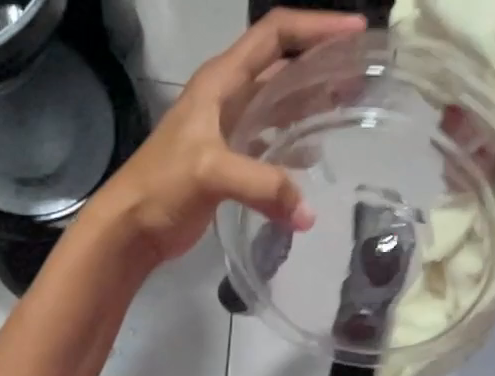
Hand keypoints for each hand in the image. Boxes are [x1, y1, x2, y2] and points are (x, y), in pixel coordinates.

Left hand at [85, 8, 366, 263]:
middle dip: (321, 65)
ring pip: (278, 107)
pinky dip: (294, 149)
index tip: (356, 31)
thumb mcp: (211, 174)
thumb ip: (262, 187)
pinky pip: (271, 147)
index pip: (273, 35)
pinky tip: (316, 159)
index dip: (315, 27)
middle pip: (281, 68)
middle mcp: (226, 98)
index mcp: (220, 82)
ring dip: (311, 105)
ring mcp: (228, 132)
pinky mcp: (229, 166)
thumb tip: (308, 214)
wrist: (131, 228)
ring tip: (350, 109)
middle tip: (364, 75)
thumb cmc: (162, 187)